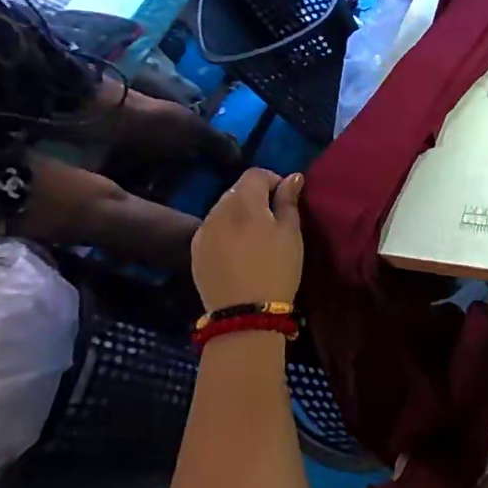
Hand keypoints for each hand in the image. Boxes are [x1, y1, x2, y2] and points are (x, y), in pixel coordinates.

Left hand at [190, 170, 303, 310]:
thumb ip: (289, 201)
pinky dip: (226, 231)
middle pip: (237, 190)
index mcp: (243, 203)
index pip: (255, 174)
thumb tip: (292, 177)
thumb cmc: (277, 268)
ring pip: (223, 210)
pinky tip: (239, 251)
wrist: (245, 313)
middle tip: (274, 219)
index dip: (274, 180)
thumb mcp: (291, 233)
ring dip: (240, 214)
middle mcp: (217, 211)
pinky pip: (213, 229)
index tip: (286, 200)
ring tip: (256, 237)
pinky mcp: (195, 252)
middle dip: (256, 197)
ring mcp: (202, 232)